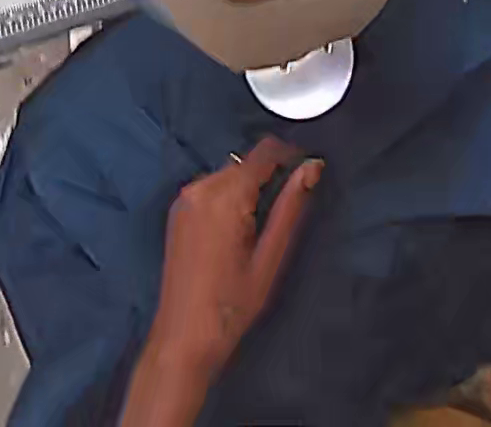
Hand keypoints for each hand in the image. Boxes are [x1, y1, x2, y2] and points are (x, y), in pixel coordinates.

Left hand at [149, 137, 322, 371]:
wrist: (183, 338)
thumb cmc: (232, 303)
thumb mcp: (270, 257)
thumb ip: (291, 206)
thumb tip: (312, 166)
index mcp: (225, 195)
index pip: (264, 152)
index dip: (290, 154)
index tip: (308, 168)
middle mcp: (201, 185)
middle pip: (246, 162)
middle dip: (269, 175)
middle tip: (285, 209)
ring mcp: (185, 196)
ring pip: (229, 172)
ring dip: (248, 186)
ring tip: (259, 225)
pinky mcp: (178, 208)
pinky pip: (211, 186)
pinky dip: (228, 195)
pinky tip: (235, 229)